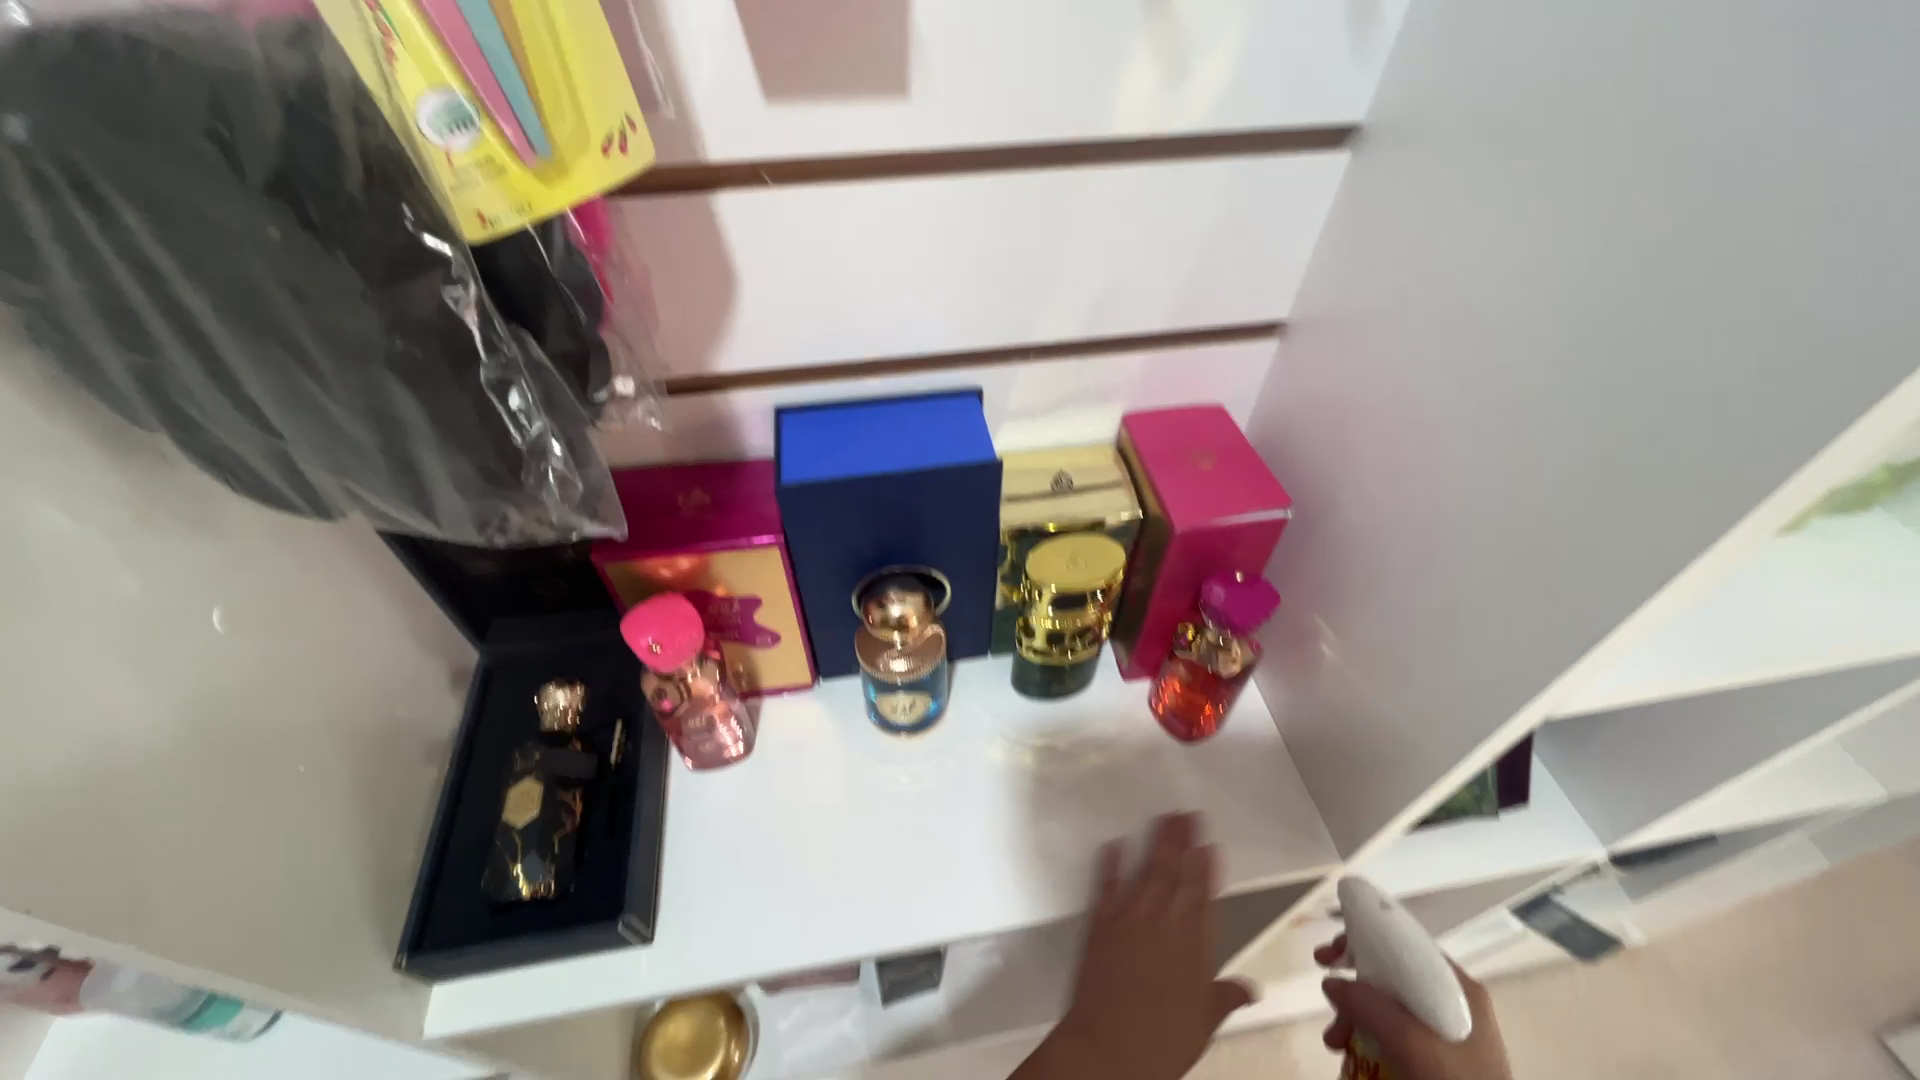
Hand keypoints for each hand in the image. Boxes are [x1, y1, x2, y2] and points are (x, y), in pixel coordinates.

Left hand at [1013, 814, 1254, 1079]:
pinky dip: (1111, 863)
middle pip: (1177, 873)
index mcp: (1197, 945)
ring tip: (1164, 817)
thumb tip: (1250, 989)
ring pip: (1148, 870)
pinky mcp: (1101, 921)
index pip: (1204, 896)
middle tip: (1187, 813)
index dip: (1207, 867)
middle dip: (1183, 841)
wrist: (1110, 1048)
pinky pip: (1107, 884)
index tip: (1209, 843)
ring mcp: (1132, 917)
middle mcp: (1167, 922)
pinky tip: (1115, 843)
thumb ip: (1224, 997)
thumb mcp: (1204, 1022)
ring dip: (1156, 842)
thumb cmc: (1164, 1040)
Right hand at [1315, 934, 1513, 1079]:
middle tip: (1327, 997)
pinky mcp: (1440, 1056)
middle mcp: (1454, 1001)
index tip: (1330, 956)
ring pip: (1389, 1006)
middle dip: (1353, 987)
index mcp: (1457, 987)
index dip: (1362, 941)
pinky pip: (1396, 1032)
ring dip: (1355, 1017)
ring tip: (1335, 1042)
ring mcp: (1448, 1031)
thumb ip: (1368, 1006)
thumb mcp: (1410, 1044)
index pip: (1403, 942)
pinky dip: (1369, 1037)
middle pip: (1391, 975)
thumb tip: (1331, 982)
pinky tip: (1351, 1052)